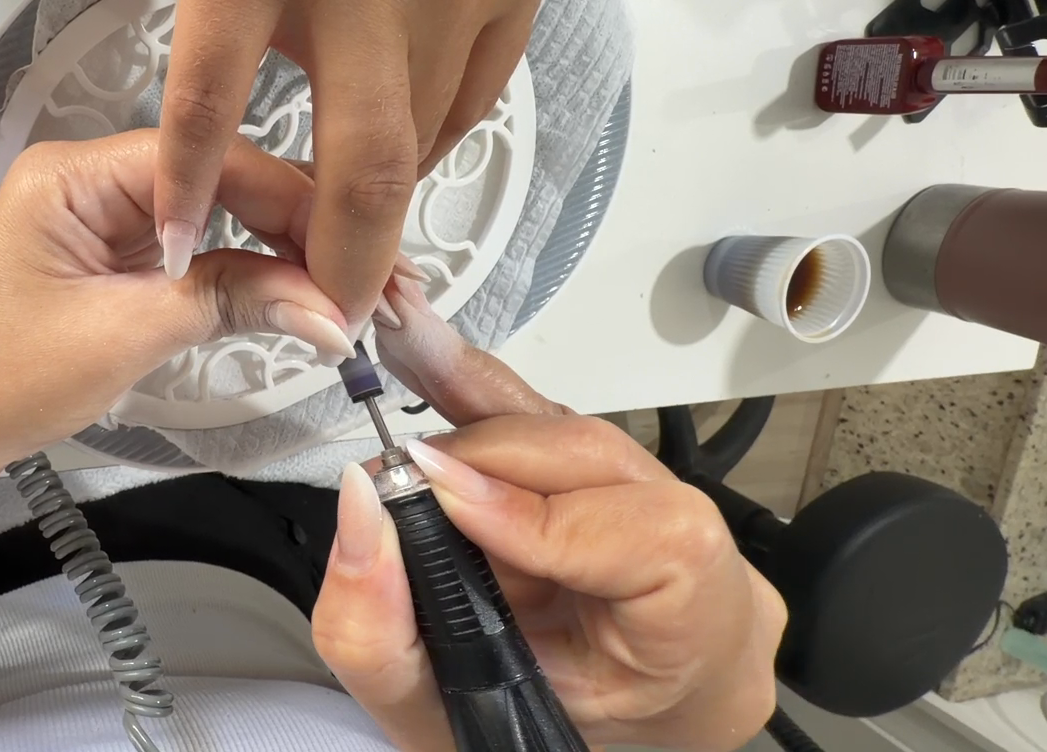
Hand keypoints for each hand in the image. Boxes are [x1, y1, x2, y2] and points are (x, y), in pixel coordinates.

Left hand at [0, 130, 355, 473]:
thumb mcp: (120, 336)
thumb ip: (224, 301)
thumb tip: (322, 304)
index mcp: (70, 174)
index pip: (201, 158)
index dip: (286, 200)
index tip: (349, 246)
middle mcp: (84, 179)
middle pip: (209, 180)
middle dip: (287, 225)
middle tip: (358, 270)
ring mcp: (97, 216)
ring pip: (204, 215)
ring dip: (268, 249)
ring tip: (334, 282)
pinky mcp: (107, 253)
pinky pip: (185, 246)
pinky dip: (234, 269)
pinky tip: (281, 287)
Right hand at [313, 280, 784, 751]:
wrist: (526, 732)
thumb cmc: (496, 737)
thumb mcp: (415, 714)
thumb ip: (370, 626)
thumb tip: (361, 494)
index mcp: (696, 664)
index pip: (661, 546)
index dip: (540, 510)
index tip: (435, 490)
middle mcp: (709, 582)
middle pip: (611, 466)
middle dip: (488, 453)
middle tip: (401, 464)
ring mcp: (667, 520)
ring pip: (576, 432)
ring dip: (476, 418)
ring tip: (404, 391)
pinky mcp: (614, 483)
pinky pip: (548, 420)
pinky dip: (475, 391)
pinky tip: (425, 356)